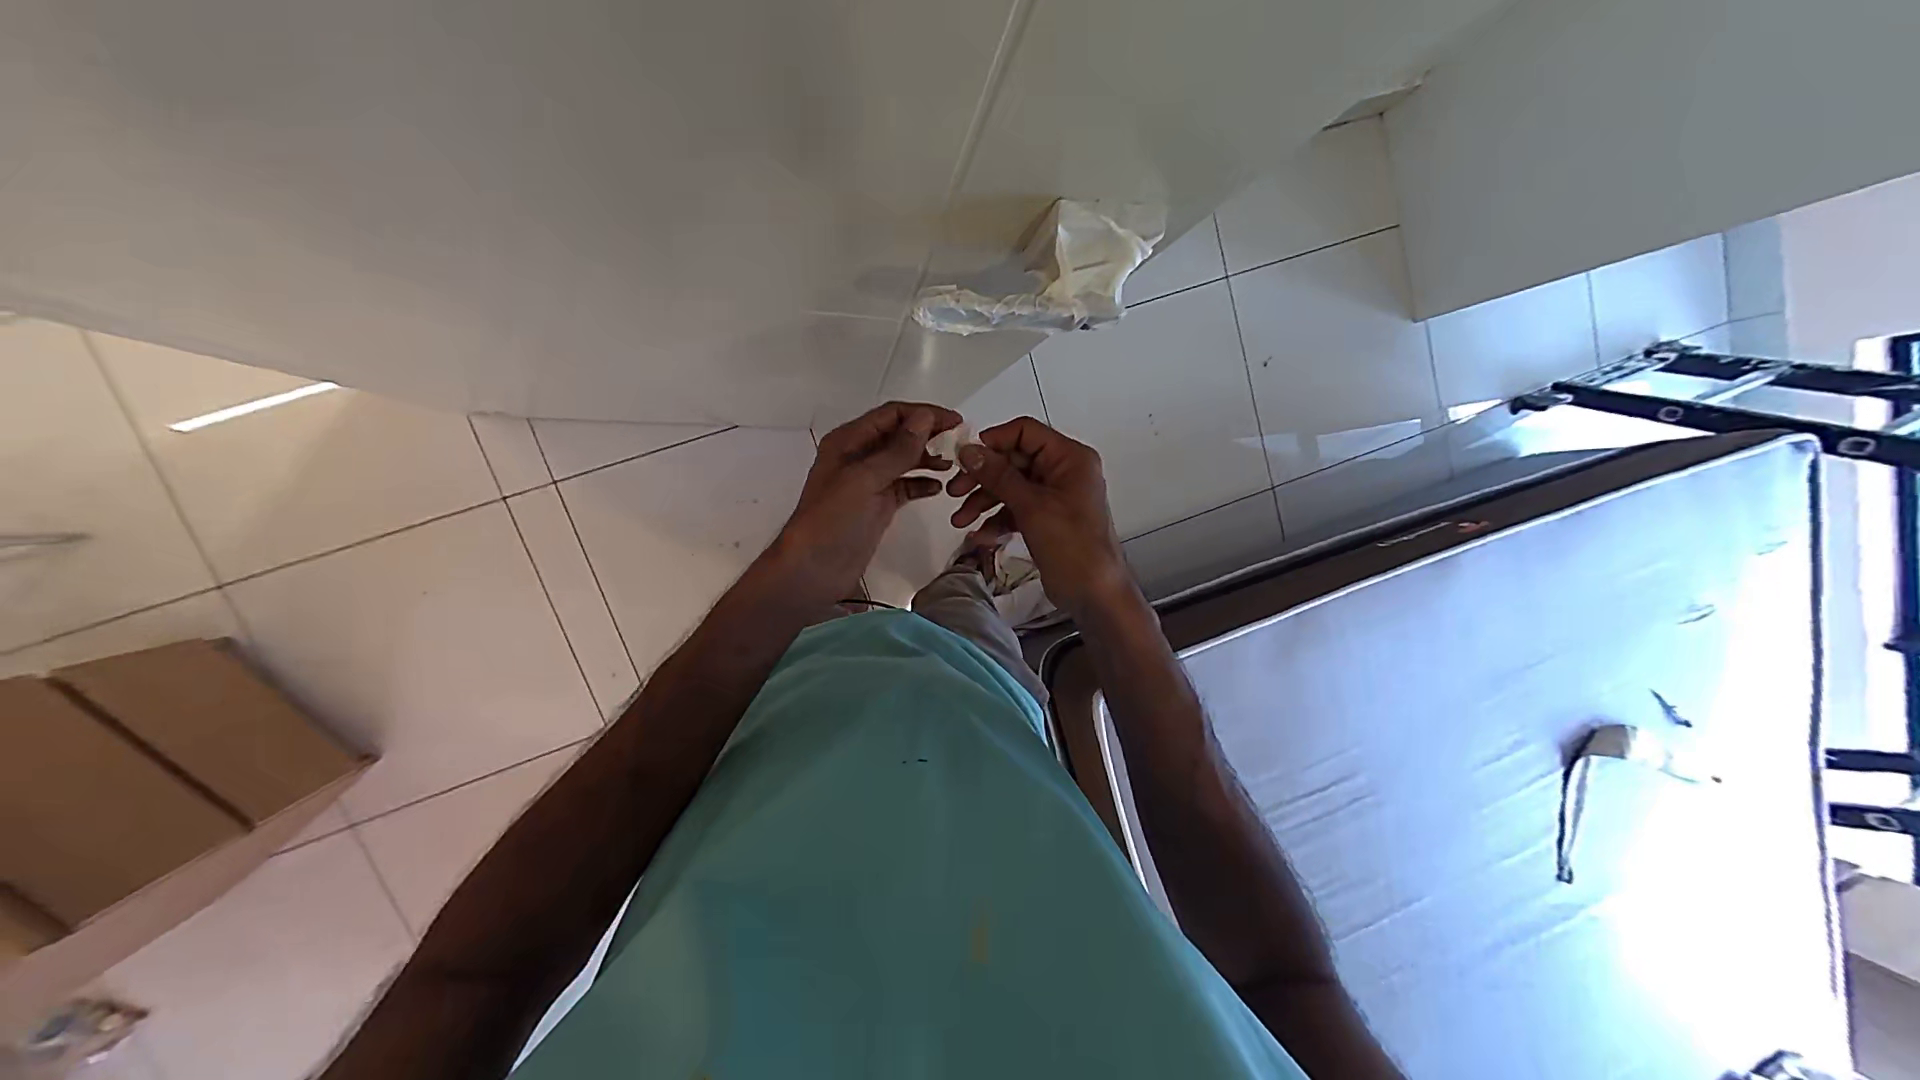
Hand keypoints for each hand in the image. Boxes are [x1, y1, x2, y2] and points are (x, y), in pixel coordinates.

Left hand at [774, 401, 961, 602]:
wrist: (813, 569)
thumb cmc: (832, 520)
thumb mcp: (865, 479)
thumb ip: (897, 450)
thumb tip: (925, 418)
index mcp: (849, 441)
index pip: (891, 415)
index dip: (923, 414)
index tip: (954, 420)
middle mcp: (859, 456)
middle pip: (899, 434)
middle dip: (928, 434)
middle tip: (960, 441)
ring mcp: (869, 482)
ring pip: (903, 460)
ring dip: (927, 458)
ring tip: (953, 464)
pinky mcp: (877, 505)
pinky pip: (904, 486)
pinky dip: (921, 484)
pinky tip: (938, 488)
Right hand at [947, 416, 1135, 616]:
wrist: (1095, 594)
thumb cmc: (1074, 547)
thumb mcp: (1032, 507)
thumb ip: (998, 476)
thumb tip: (969, 451)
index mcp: (1070, 458)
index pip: (1026, 432)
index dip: (993, 441)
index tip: (965, 457)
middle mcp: (1063, 472)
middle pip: (1013, 460)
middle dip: (983, 477)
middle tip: (955, 490)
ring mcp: (1054, 496)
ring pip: (1010, 486)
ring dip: (984, 501)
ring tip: (960, 520)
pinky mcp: (1046, 519)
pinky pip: (1015, 509)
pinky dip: (997, 520)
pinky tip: (980, 536)